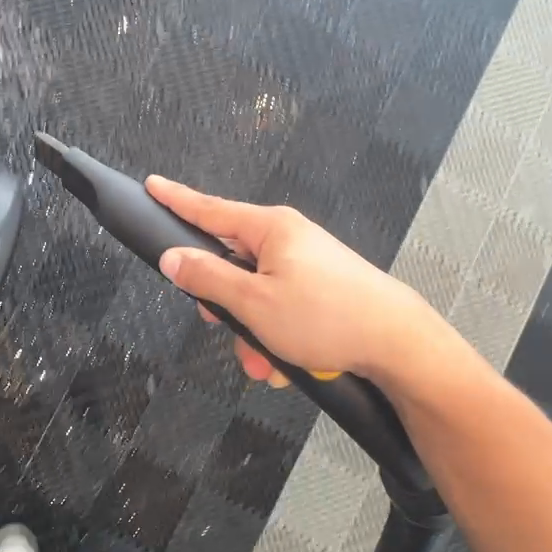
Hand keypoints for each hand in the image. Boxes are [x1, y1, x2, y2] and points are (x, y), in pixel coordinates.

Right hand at [146, 177, 453, 391]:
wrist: (399, 345)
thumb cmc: (328, 317)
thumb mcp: (253, 302)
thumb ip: (207, 278)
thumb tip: (173, 258)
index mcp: (271, 229)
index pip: (210, 209)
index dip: (176, 200)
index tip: (153, 186)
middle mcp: (289, 241)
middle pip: (230, 264)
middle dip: (224, 306)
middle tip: (224, 327)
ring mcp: (307, 266)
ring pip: (256, 297)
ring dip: (253, 333)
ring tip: (267, 363)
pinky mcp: (321, 291)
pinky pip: (282, 311)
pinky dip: (277, 339)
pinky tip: (287, 364)